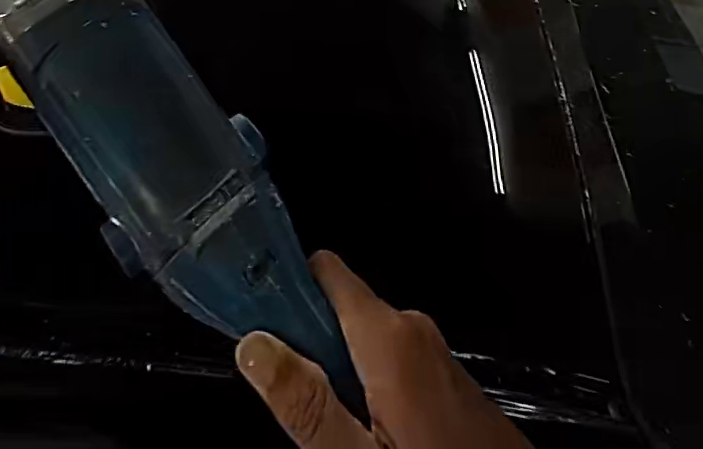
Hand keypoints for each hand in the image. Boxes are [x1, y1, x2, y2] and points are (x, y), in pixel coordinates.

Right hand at [237, 251, 533, 448]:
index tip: (262, 322)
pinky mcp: (449, 380)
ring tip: (349, 434)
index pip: (323, 269)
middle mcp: (414, 330)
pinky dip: (372, 387)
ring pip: (362, 340)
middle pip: (337, 310)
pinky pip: (391, 361)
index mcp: (390, 336)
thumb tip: (253, 346)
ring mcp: (437, 355)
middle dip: (313, 348)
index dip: (287, 288)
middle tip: (307, 407)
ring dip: (342, 374)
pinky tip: (379, 437)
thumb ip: (306, 403)